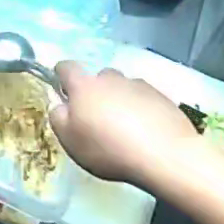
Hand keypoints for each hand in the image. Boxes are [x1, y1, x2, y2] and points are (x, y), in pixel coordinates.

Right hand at [48, 61, 202, 188]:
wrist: (165, 156)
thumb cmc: (107, 148)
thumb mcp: (69, 140)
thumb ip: (58, 118)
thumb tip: (61, 106)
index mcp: (84, 86)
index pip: (66, 67)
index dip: (61, 76)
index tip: (64, 92)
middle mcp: (111, 79)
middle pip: (98, 78)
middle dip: (95, 92)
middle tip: (97, 118)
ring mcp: (139, 86)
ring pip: (123, 88)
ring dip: (119, 100)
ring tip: (125, 128)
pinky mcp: (163, 98)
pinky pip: (144, 99)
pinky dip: (141, 110)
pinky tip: (145, 132)